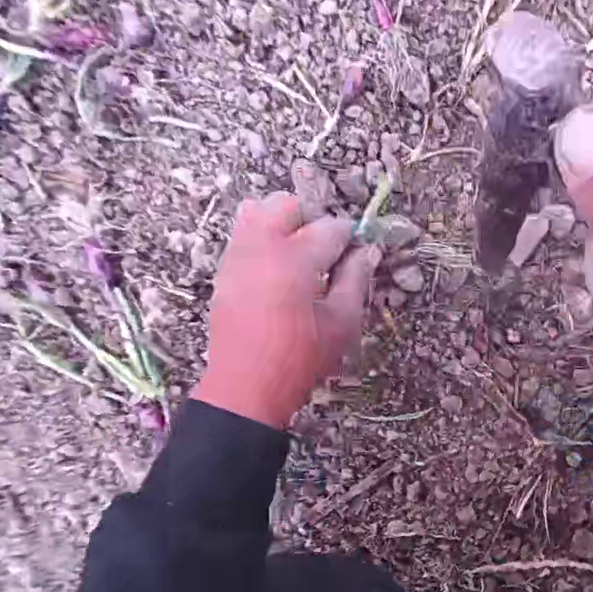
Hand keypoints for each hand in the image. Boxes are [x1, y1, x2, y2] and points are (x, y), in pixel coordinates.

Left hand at [192, 193, 379, 428]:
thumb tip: (366, 252)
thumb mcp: (342, 322)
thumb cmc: (301, 358)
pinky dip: (265, 239)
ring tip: (302, 256)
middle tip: (330, 250)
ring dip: (285, 225)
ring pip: (258, 212)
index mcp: (295, 259)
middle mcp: (261, 247)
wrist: (248, 386)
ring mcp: (238, 256)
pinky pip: (244, 235)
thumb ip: (356, 279)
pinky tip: (281, 271)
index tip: (363, 251)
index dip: (353, 237)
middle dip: (314, 220)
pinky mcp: (225, 271)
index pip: (331, 227)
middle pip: (288, 205)